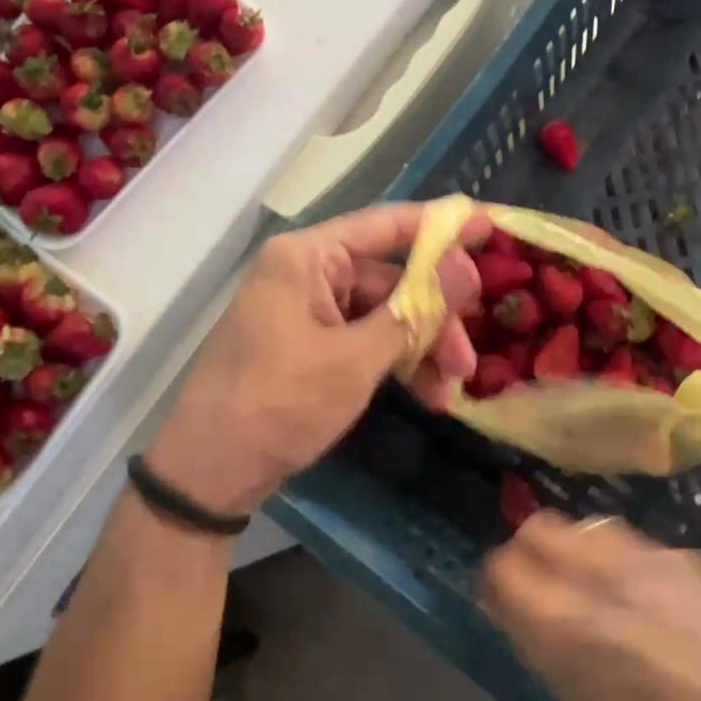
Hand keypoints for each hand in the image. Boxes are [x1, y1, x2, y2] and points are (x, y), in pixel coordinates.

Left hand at [148, 202, 485, 513]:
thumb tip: (467, 263)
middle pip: (392, 278)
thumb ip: (416, 310)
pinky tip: (426, 396)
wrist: (208, 475)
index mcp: (307, 257)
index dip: (443, 227)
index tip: (493, 228)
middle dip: (436, 318)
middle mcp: (307, 272)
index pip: (387, 225)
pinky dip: (396, 363)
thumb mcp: (355, 360)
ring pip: (385, 314)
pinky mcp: (309, 344)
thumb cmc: (278, 405)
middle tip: (469, 357)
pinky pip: (366, 339)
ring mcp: (307, 310)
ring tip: (450, 389)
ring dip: (421, 348)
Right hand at [483, 513, 700, 700]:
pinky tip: (649, 593)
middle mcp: (599, 574)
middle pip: (540, 527)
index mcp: (564, 622)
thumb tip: (515, 608)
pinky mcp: (684, 555)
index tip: (503, 588)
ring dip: (582, 548)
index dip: (499, 577)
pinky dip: (628, 560)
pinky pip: (638, 544)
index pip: (501, 567)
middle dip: (534, 548)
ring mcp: (645, 555)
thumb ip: (545, 649)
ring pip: (589, 527)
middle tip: (543, 574)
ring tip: (596, 580)